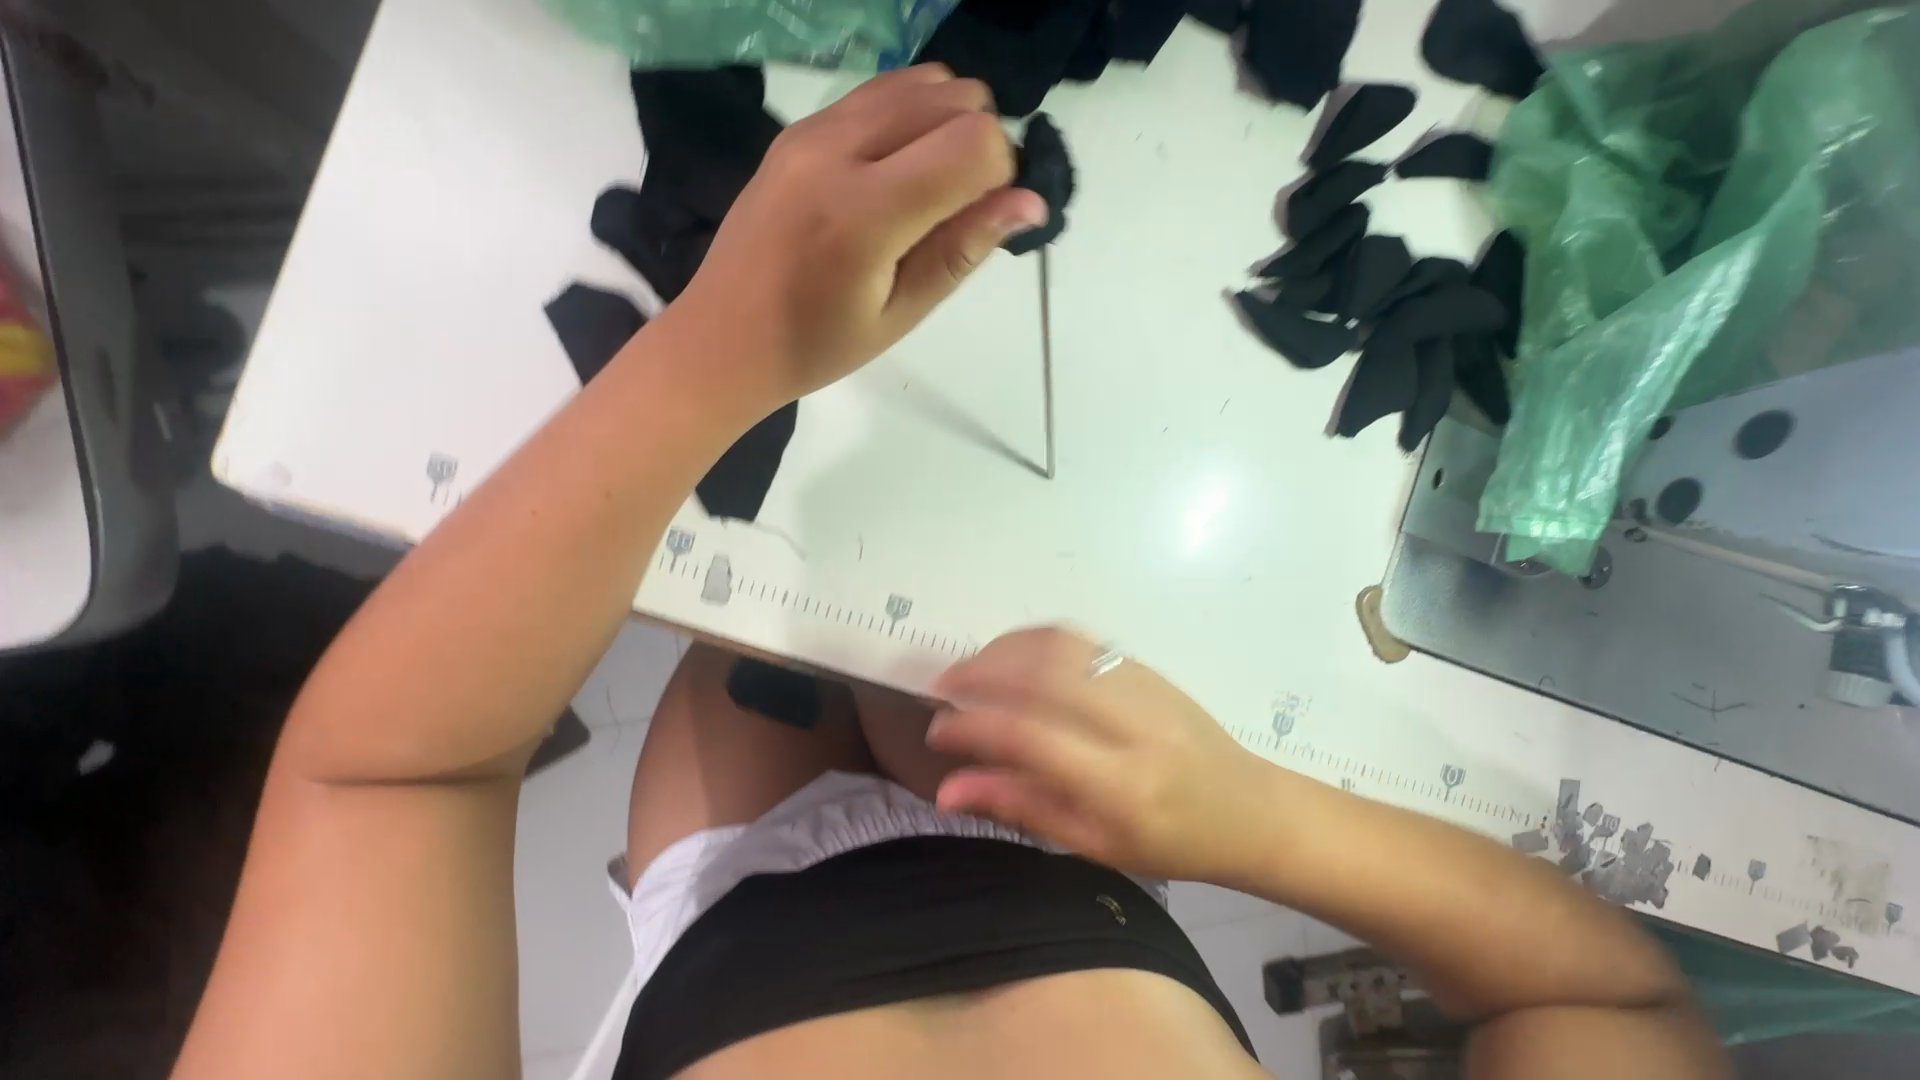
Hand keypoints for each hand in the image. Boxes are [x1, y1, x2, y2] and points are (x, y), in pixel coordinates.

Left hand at [676, 64, 1048, 407]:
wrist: (722, 338)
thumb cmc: (816, 346)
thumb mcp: (900, 313)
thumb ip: (962, 250)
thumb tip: (1031, 201)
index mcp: (864, 214)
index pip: (974, 143)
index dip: (1001, 175)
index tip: (983, 218)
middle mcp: (836, 151)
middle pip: (952, 97)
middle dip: (979, 141)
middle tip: (959, 205)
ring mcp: (811, 131)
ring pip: (918, 82)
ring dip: (946, 123)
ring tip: (929, 188)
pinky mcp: (798, 128)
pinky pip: (878, 92)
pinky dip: (909, 117)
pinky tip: (896, 171)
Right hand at [926, 627, 1277, 882]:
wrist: (1248, 808)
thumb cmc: (1168, 842)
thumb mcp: (1093, 844)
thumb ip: (1020, 806)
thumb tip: (948, 789)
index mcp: (1120, 784)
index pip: (1030, 738)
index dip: (973, 728)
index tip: (938, 733)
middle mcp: (1132, 724)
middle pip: (1041, 675)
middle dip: (979, 673)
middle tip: (942, 690)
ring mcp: (1142, 686)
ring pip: (1059, 646)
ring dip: (1003, 649)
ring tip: (970, 670)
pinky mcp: (1146, 666)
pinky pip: (1080, 638)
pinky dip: (1034, 640)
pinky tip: (1010, 656)